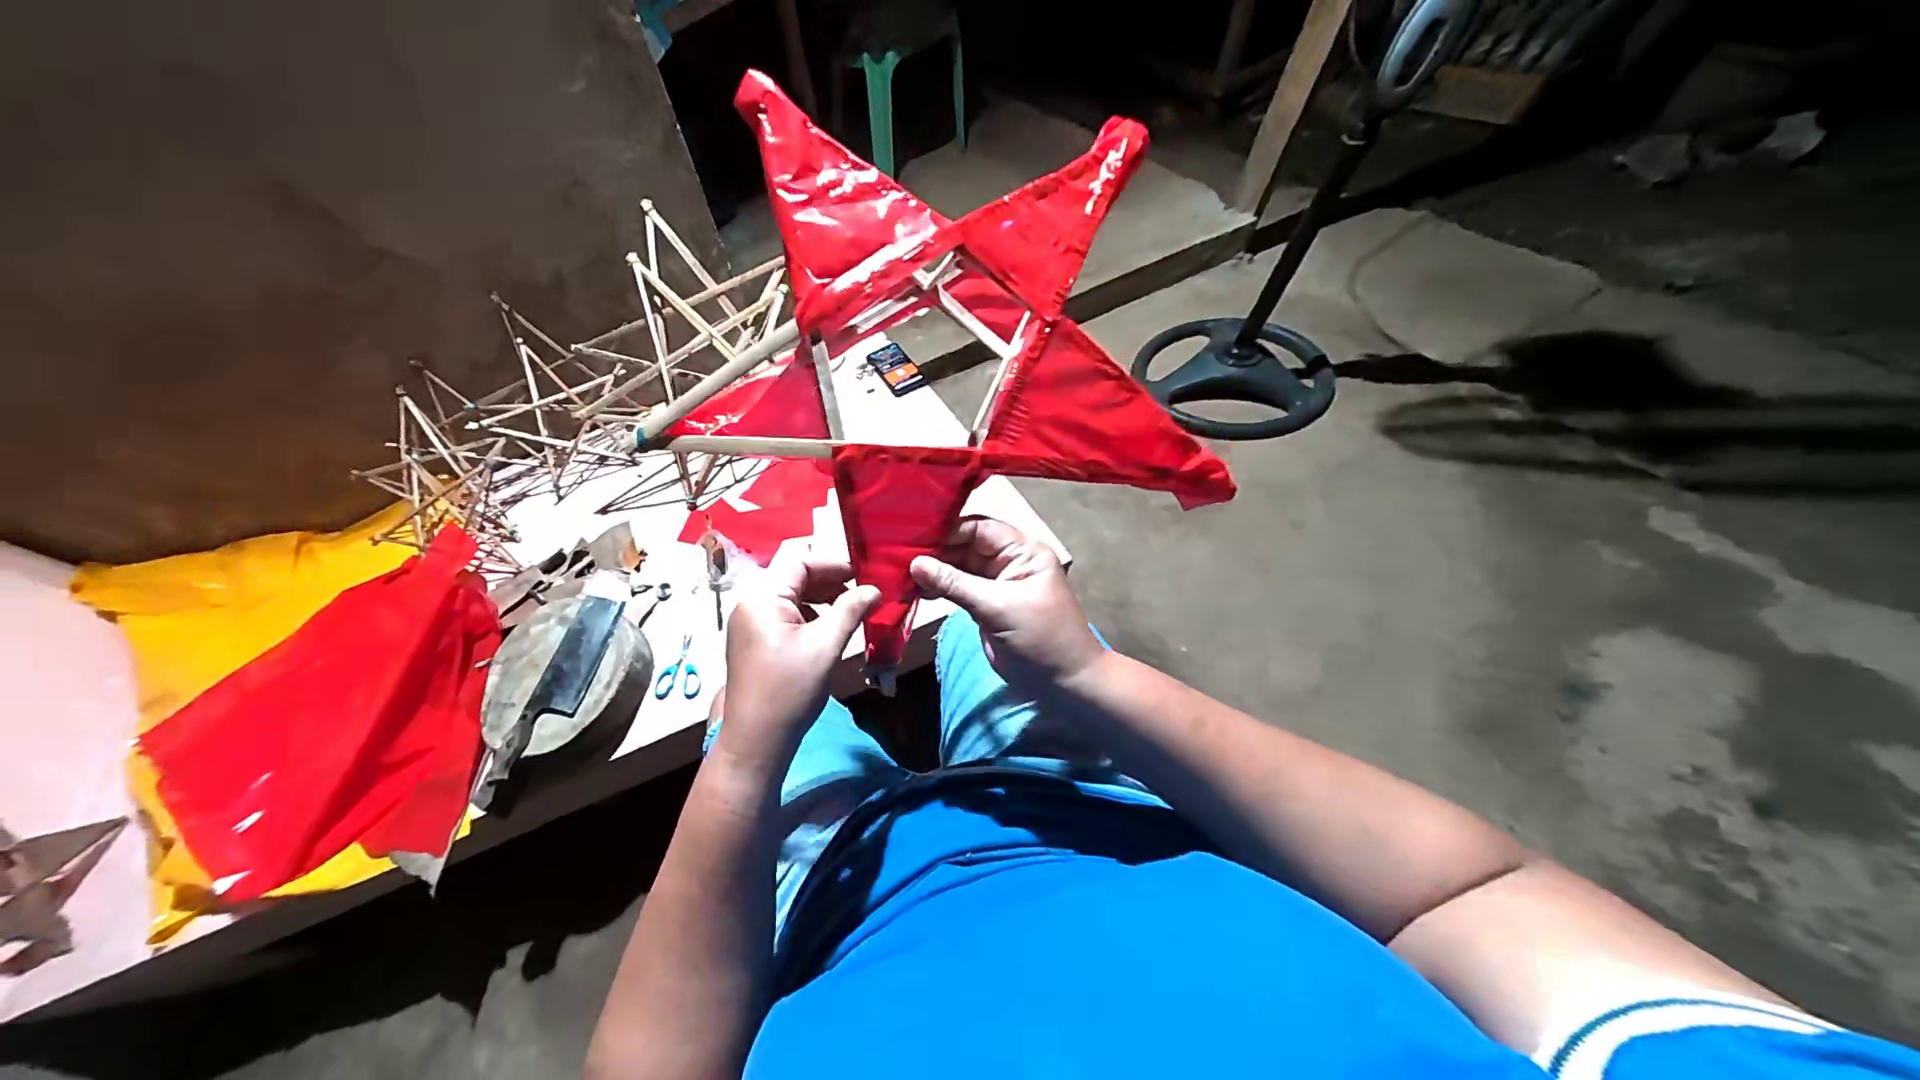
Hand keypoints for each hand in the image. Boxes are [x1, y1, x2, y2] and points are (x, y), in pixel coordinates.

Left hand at [714, 552, 878, 764]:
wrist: (757, 741)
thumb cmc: (791, 691)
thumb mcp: (826, 647)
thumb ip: (850, 611)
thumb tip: (874, 589)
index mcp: (762, 599)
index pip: (799, 561)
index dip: (834, 564)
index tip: (864, 575)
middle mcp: (751, 604)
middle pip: (794, 577)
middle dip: (830, 581)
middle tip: (863, 593)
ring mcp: (750, 623)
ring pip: (791, 596)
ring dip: (822, 598)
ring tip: (851, 610)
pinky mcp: (754, 640)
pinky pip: (784, 615)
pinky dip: (809, 615)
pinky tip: (829, 629)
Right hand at [909, 516, 1103, 689]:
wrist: (1064, 683)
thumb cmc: (1041, 639)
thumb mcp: (998, 608)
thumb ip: (956, 584)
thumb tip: (915, 563)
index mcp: (1023, 551)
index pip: (980, 528)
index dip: (947, 531)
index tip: (913, 536)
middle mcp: (1009, 561)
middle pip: (965, 545)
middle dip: (935, 551)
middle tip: (898, 557)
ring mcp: (996, 583)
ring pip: (958, 567)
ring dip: (933, 571)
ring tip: (902, 576)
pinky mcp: (985, 605)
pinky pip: (957, 588)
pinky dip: (938, 589)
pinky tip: (916, 591)